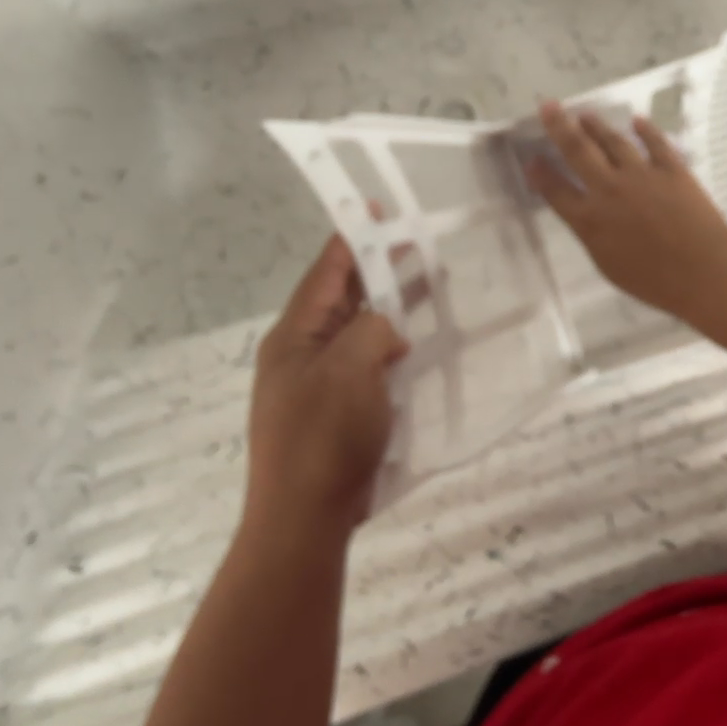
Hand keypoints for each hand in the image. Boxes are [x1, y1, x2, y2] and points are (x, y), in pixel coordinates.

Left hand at [245, 236, 406, 536]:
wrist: (306, 516)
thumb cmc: (323, 437)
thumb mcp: (351, 369)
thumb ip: (374, 330)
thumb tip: (388, 331)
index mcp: (295, 337)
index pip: (325, 273)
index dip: (351, 239)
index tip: (376, 209)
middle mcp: (305, 353)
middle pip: (344, 297)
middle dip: (378, 268)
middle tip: (417, 242)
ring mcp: (322, 383)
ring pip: (362, 329)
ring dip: (393, 305)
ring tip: (432, 283)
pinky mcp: (342, 409)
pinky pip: (371, 361)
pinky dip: (396, 345)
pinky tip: (422, 344)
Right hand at [526, 102, 726, 315]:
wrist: (702, 271)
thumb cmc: (655, 282)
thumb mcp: (610, 266)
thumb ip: (594, 237)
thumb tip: (587, 219)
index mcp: (590, 221)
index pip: (556, 192)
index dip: (541, 174)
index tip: (531, 158)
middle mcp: (610, 190)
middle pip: (578, 152)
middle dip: (560, 127)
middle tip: (548, 107)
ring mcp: (642, 175)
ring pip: (613, 141)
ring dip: (597, 126)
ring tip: (586, 115)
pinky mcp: (672, 169)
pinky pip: (655, 143)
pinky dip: (645, 130)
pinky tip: (637, 121)